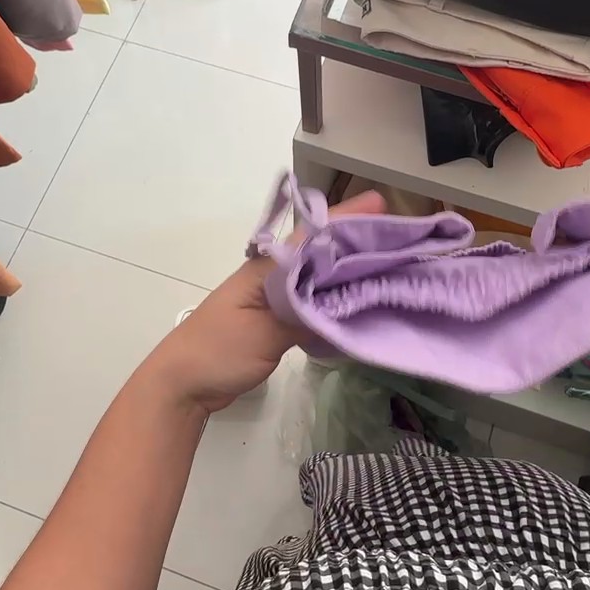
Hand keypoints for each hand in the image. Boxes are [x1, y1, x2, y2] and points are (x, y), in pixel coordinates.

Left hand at [141, 189, 385, 413]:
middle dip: (360, 243)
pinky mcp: (280, 321)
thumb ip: (304, 314)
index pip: (314, 233)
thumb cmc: (217, 351)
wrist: (183, 384)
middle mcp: (276, 275)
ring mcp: (278, 298)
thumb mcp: (263, 332)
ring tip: (395, 265)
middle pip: (323, 252)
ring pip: (322, 277)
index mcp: (269, 268)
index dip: (348, 219)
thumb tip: (346, 301)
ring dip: (353, 272)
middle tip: (406, 239)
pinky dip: (339, 302)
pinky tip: (365, 304)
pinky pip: (316, 303)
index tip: (384, 205)